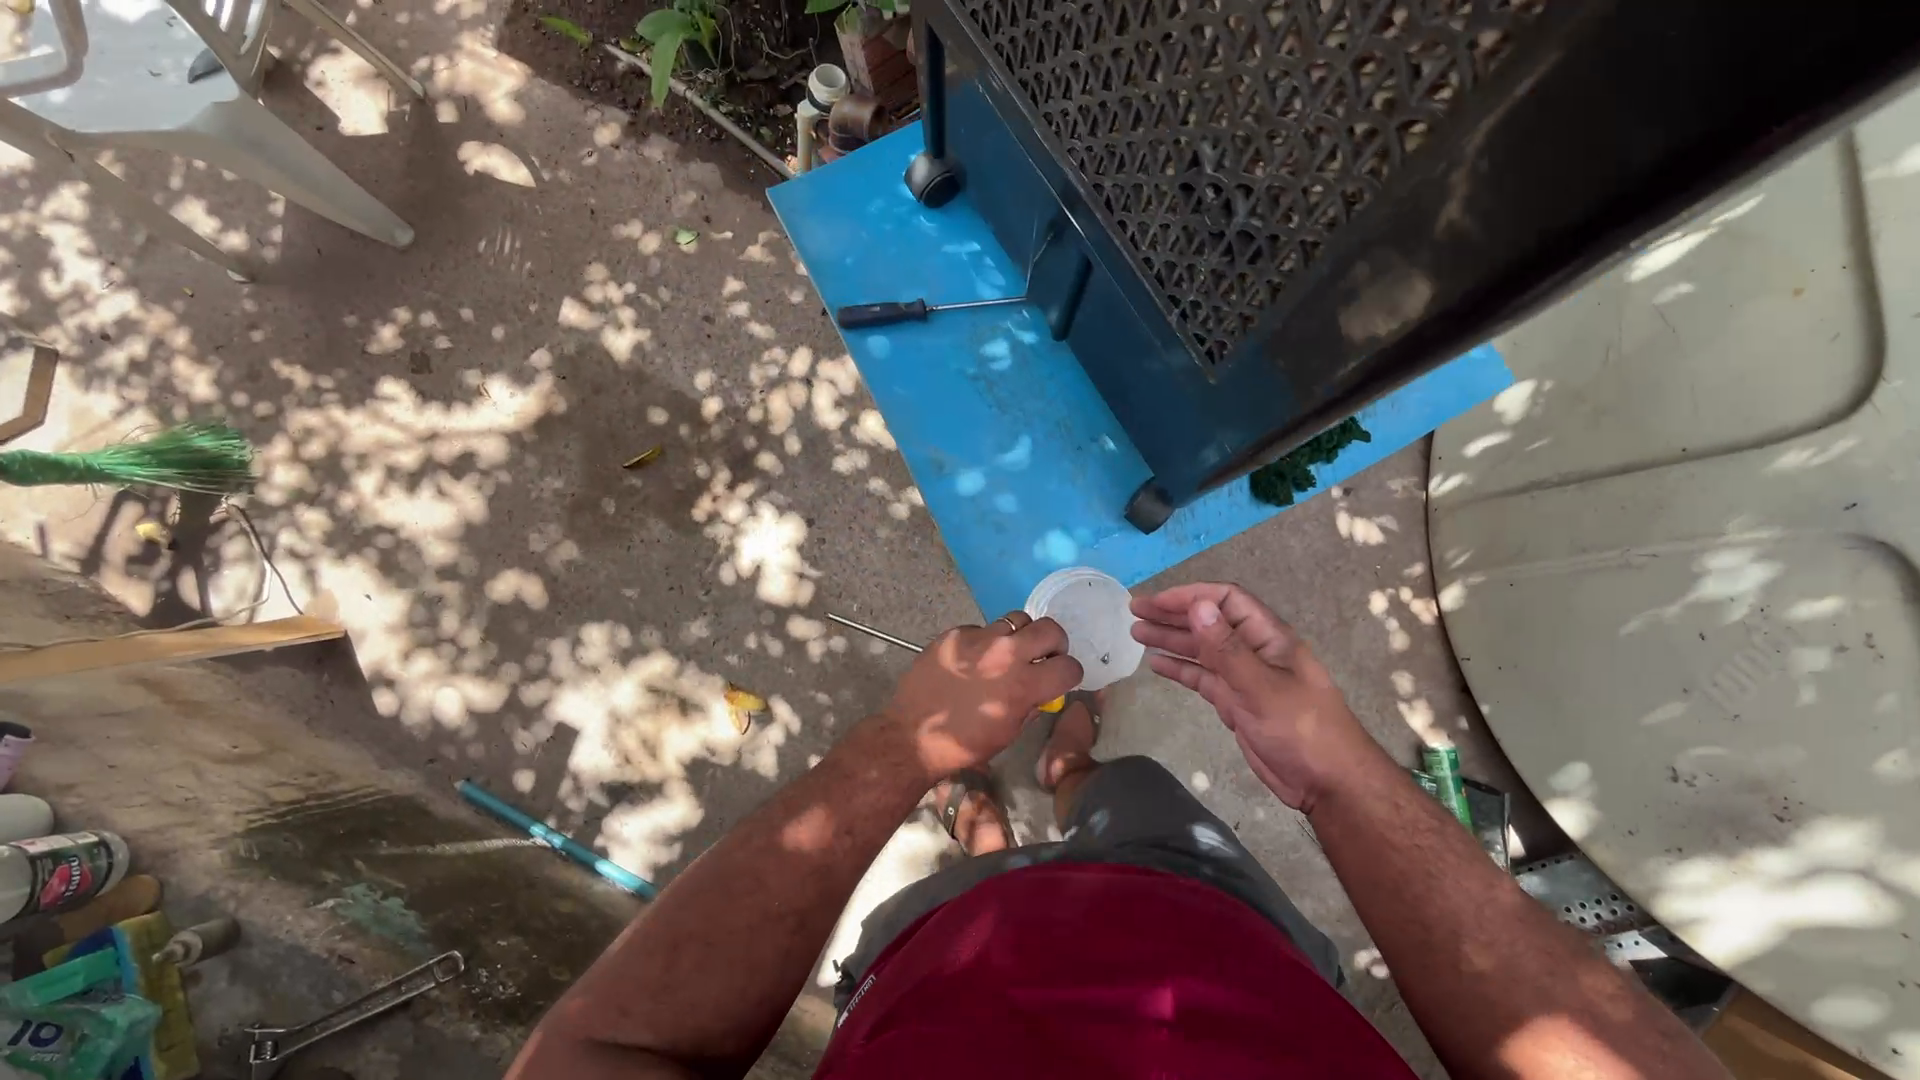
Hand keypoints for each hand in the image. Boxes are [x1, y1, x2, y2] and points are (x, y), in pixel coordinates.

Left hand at [879, 612, 1082, 782]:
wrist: (915, 735)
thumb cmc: (966, 743)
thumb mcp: (1010, 731)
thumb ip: (1032, 704)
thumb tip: (1043, 690)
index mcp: (1024, 685)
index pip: (1069, 666)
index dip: (1069, 674)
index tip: (1060, 678)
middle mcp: (1006, 654)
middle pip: (1050, 629)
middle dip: (1053, 643)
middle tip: (1043, 655)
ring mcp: (978, 639)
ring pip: (1016, 619)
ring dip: (1020, 636)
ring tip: (1008, 651)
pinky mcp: (955, 634)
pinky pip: (982, 628)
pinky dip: (985, 641)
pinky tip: (973, 659)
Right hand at [1131, 583, 1381, 811]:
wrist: (1329, 783)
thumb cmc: (1303, 731)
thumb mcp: (1263, 687)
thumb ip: (1227, 649)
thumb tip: (1197, 606)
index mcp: (1269, 638)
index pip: (1226, 601)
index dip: (1191, 596)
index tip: (1156, 602)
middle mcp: (1255, 652)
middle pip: (1209, 622)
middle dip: (1172, 614)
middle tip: (1135, 611)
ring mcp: (1245, 679)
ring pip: (1202, 650)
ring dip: (1171, 639)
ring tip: (1136, 633)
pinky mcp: (1237, 703)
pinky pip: (1203, 678)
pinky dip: (1180, 668)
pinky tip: (1157, 664)